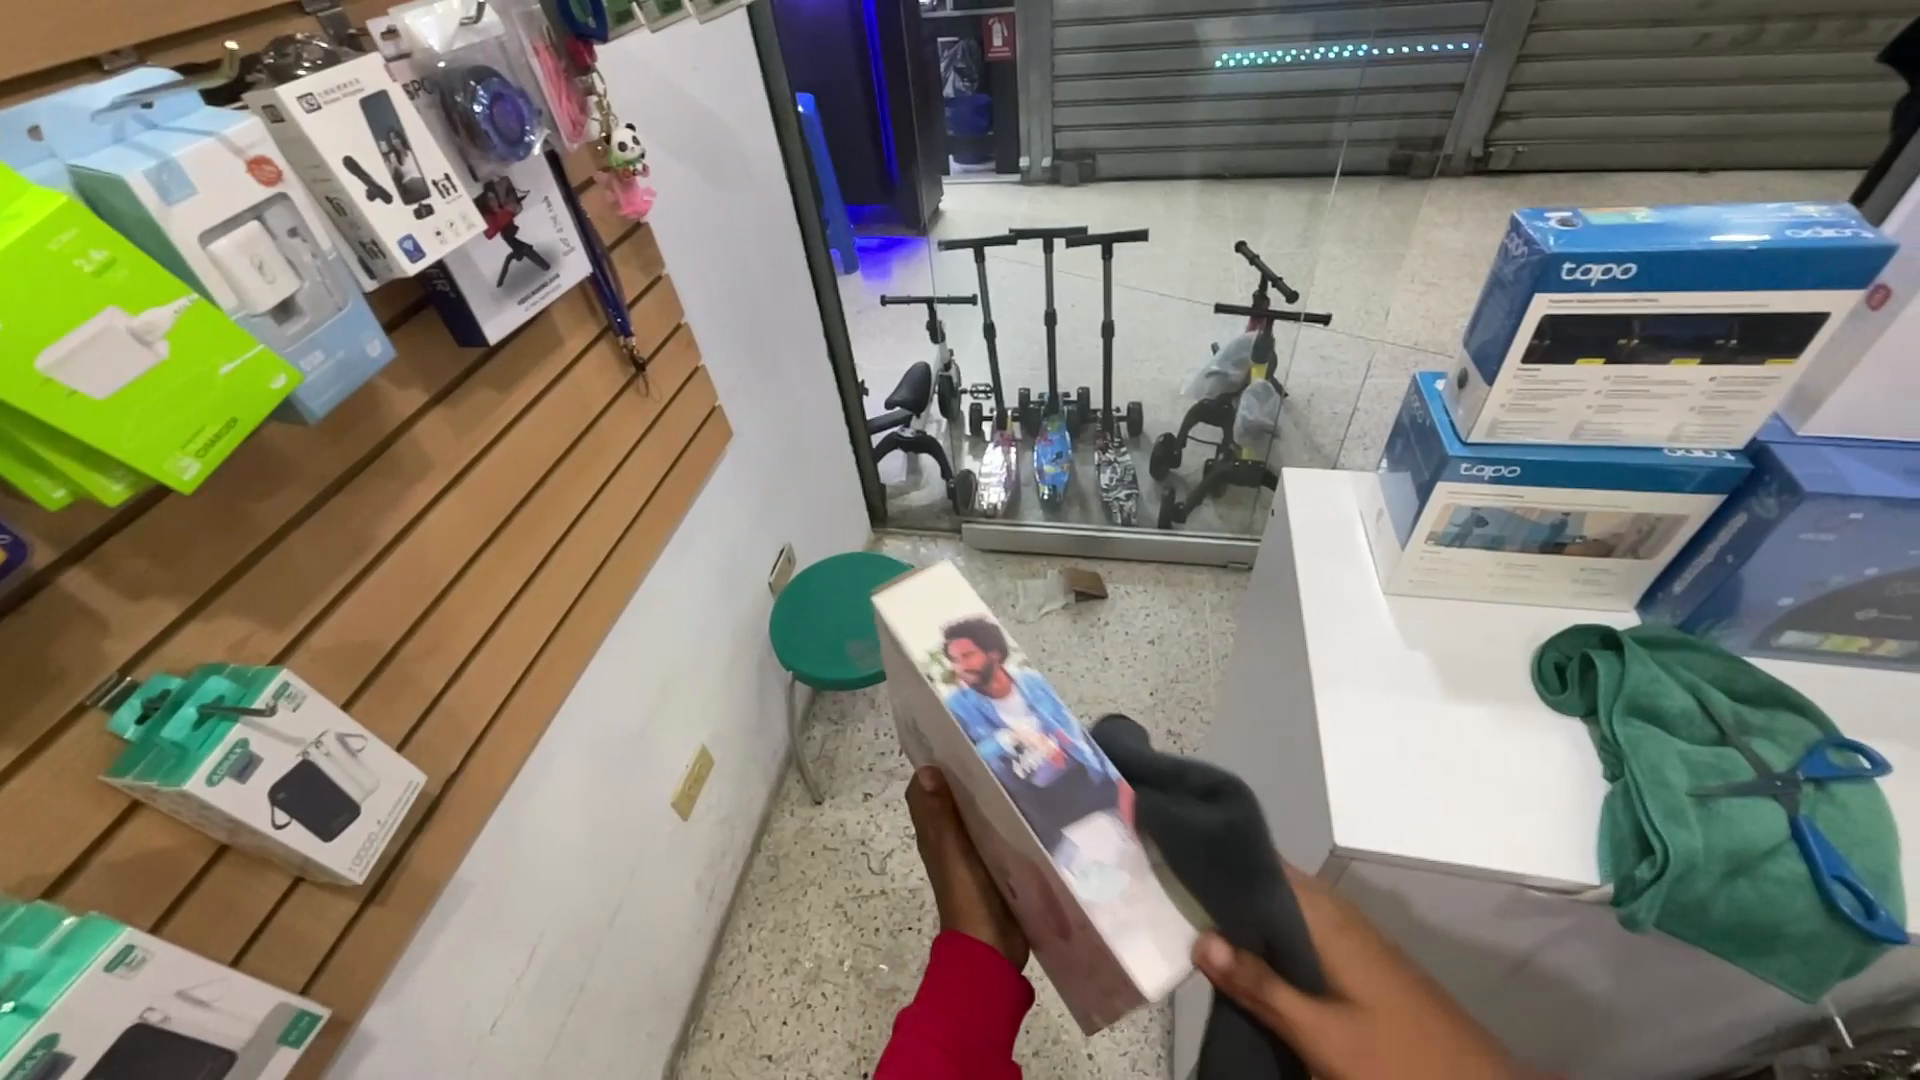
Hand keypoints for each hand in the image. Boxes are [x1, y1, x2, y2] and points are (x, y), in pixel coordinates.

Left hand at [905, 766, 1028, 970]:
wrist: (990, 950)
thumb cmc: (968, 896)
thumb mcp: (953, 852)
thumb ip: (941, 815)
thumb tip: (926, 769)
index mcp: (934, 833)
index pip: (927, 788)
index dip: (936, 764)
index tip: (959, 738)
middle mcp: (949, 838)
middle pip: (954, 798)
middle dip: (969, 774)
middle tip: (999, 748)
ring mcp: (972, 852)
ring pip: (977, 813)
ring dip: (990, 794)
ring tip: (1020, 767)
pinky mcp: (995, 865)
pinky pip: (997, 832)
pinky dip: (1007, 817)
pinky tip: (1030, 805)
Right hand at [1193, 866, 1529, 1079]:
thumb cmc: (1402, 1063)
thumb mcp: (1324, 1037)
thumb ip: (1261, 986)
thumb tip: (1199, 938)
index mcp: (1323, 915)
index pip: (1257, 864)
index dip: (1213, 860)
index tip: (1165, 857)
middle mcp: (1333, 913)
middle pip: (1263, 886)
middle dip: (1218, 892)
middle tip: (1164, 895)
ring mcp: (1347, 937)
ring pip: (1277, 912)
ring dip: (1239, 920)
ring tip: (1186, 924)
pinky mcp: (1354, 963)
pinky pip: (1294, 936)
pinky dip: (1263, 943)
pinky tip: (1238, 962)